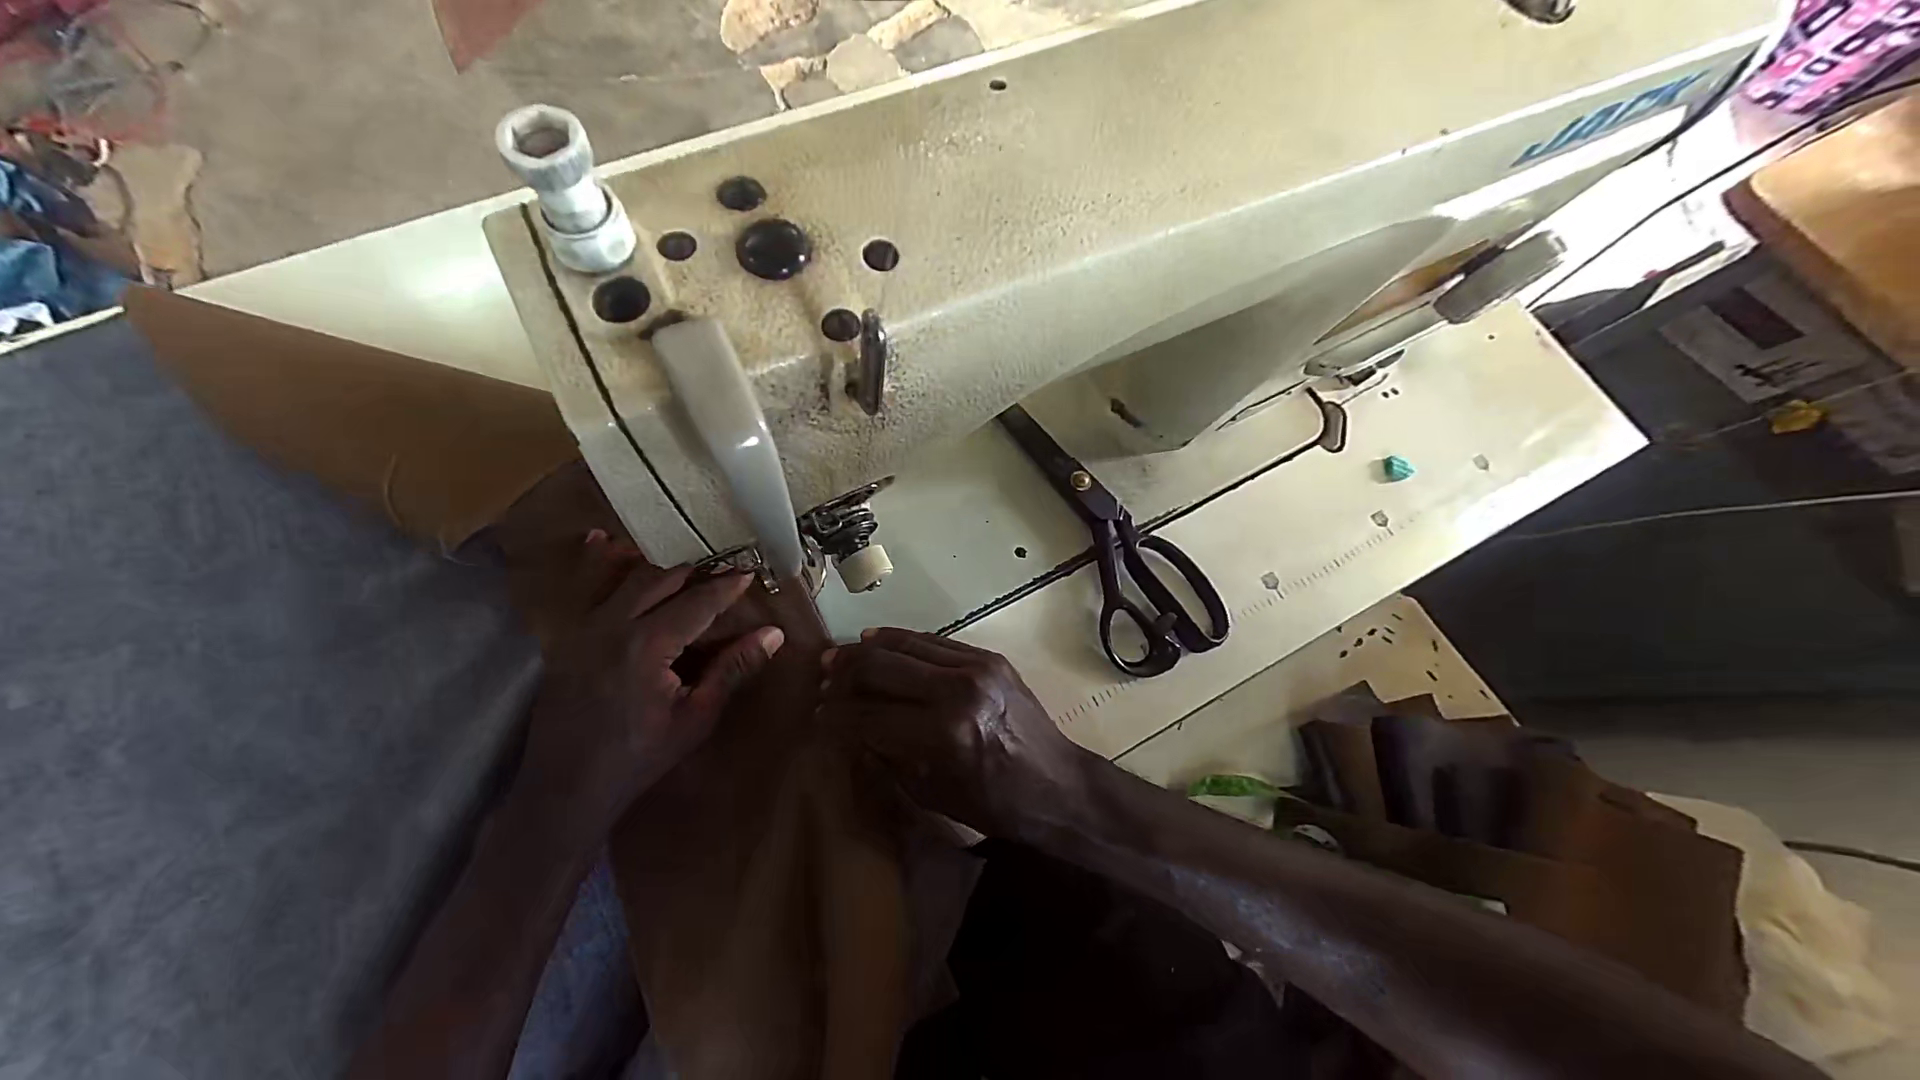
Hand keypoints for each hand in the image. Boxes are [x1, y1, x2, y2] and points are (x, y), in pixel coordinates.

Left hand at [518, 532, 784, 832]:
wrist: (565, 789)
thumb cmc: (639, 757)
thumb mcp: (695, 717)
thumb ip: (733, 670)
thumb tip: (772, 635)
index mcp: (647, 646)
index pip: (696, 602)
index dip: (725, 586)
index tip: (749, 572)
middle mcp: (612, 626)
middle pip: (660, 579)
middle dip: (695, 571)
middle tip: (723, 567)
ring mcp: (583, 630)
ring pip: (623, 580)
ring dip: (657, 567)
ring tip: (684, 560)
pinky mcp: (567, 640)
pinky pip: (589, 593)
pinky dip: (602, 567)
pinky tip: (600, 542)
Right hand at [820, 628, 1086, 834]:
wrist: (1058, 784)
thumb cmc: (995, 805)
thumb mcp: (932, 795)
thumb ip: (887, 757)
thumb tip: (850, 729)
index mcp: (943, 735)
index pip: (869, 716)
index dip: (836, 716)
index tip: (816, 716)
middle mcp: (957, 692)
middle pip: (880, 669)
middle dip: (843, 676)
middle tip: (820, 681)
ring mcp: (975, 668)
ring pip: (903, 645)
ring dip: (864, 651)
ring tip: (837, 658)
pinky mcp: (988, 657)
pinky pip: (932, 640)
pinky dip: (899, 640)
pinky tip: (875, 640)